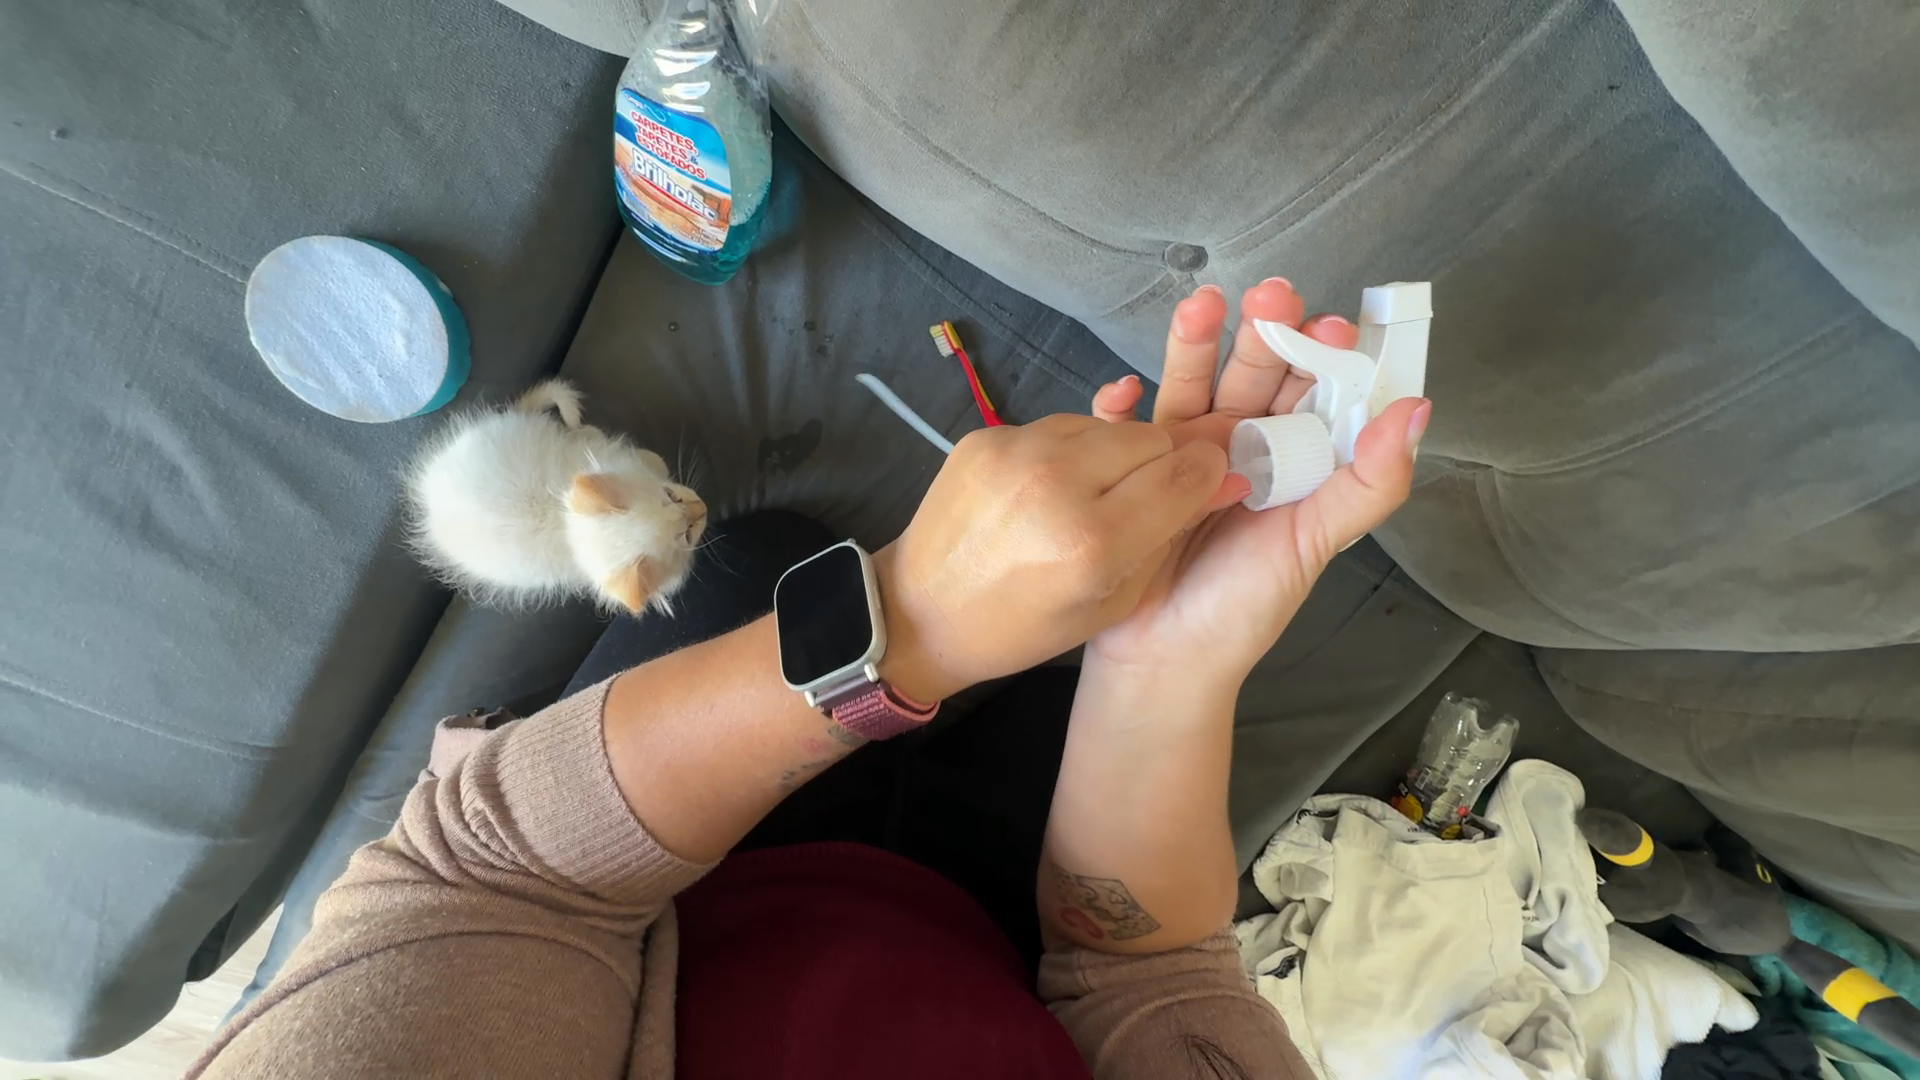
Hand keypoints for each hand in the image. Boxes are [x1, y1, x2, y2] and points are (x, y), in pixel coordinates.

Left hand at [875, 414, 1245, 701]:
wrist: (921, 609)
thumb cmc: (1021, 627)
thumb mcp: (1109, 603)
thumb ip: (1167, 536)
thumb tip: (1223, 477)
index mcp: (1090, 541)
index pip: (1184, 475)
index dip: (1204, 475)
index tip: (1204, 481)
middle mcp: (1055, 482)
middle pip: (1150, 438)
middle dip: (1158, 463)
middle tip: (1139, 495)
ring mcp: (1014, 450)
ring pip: (1105, 424)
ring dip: (1113, 454)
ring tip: (1088, 493)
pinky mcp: (985, 434)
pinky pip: (1058, 426)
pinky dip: (1067, 451)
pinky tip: (1047, 486)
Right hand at [1085, 279, 1429, 682]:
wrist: (1166, 653)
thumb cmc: (1244, 602)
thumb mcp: (1315, 544)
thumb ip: (1368, 484)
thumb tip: (1417, 407)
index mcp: (1288, 462)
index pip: (1310, 394)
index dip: (1323, 357)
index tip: (1331, 329)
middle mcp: (1235, 449)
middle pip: (1248, 378)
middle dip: (1261, 335)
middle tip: (1271, 295)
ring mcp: (1178, 456)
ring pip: (1186, 388)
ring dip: (1191, 347)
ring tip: (1200, 305)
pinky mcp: (1130, 471)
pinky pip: (1122, 431)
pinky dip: (1117, 408)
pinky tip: (1123, 392)